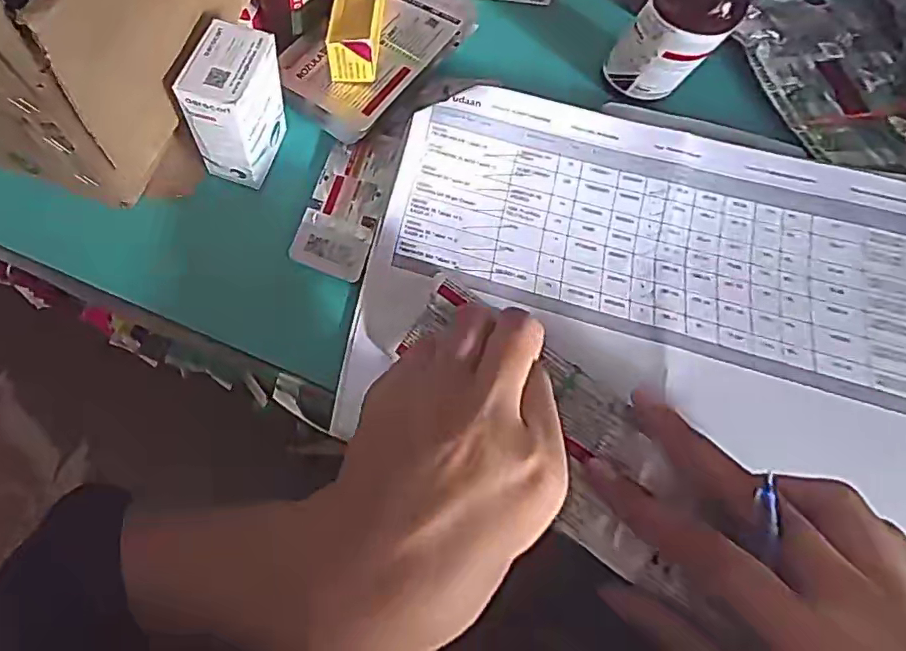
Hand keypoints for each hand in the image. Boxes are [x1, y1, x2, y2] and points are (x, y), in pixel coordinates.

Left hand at [121, 305, 566, 649]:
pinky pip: (419, 351)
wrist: (362, 585)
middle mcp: (499, 417)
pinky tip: (412, 364)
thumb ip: (502, 452)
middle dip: (503, 324)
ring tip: (449, 331)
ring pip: (465, 327)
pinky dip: (419, 353)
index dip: (521, 360)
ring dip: (457, 328)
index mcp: (538, 465)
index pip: (543, 376)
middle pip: (514, 331)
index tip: (510, 347)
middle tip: (490, 320)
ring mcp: (448, 397)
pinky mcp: (399, 389)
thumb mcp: (496, 520)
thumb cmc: (437, 573)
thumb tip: (494, 396)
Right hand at [585, 394, 905, 650]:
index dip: (646, 509)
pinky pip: (869, 521)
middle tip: (650, 408)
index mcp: (812, 636)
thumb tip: (624, 595)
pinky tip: (807, 521)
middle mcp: (858, 601)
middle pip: (756, 496)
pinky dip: (826, 509)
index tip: (605, 473)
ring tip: (735, 486)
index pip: (708, 553)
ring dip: (765, 482)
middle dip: (692, 447)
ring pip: (818, 496)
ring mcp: (900, 588)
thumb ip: (688, 639)